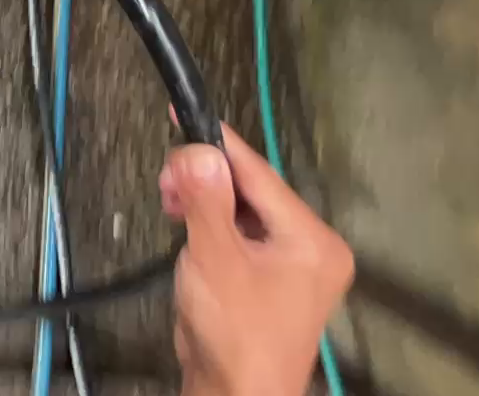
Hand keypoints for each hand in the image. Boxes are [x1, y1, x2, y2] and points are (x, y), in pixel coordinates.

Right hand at [161, 123, 353, 395]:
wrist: (234, 386)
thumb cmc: (234, 328)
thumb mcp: (215, 257)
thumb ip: (205, 200)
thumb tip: (196, 150)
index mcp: (310, 239)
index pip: (256, 171)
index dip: (215, 141)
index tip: (183, 110)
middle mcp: (307, 243)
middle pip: (244, 182)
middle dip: (199, 177)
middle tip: (167, 189)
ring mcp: (287, 255)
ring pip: (233, 198)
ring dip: (197, 195)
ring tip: (173, 208)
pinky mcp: (263, 264)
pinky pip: (231, 218)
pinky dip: (203, 212)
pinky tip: (184, 221)